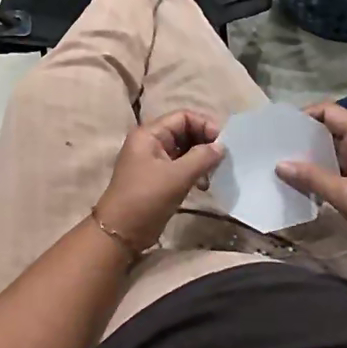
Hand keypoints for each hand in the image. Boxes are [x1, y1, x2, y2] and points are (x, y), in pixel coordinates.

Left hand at [94, 110, 224, 254]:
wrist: (122, 230)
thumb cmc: (146, 198)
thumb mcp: (177, 176)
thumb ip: (201, 158)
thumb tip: (221, 146)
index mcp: (149, 134)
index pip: (182, 117)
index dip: (204, 125)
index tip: (224, 143)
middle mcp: (150, 142)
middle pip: (184, 132)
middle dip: (205, 143)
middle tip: (223, 160)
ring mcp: (153, 160)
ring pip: (184, 150)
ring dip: (201, 159)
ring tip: (214, 175)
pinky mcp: (158, 177)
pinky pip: (181, 166)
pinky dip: (194, 172)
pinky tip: (204, 185)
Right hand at [275, 103, 346, 263]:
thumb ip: (312, 178)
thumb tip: (280, 164)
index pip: (330, 113)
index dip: (303, 116)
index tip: (277, 130)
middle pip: (332, 131)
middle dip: (303, 140)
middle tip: (273, 150)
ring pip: (337, 152)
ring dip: (313, 159)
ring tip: (282, 167)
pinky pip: (345, 169)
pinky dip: (326, 174)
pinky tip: (306, 185)